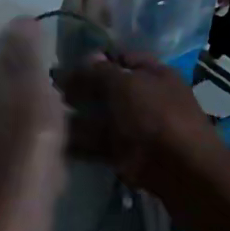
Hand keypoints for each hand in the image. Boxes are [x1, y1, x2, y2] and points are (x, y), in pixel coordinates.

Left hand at [0, 17, 66, 178]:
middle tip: (47, 44)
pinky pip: (33, 113)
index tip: (34, 23)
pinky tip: (59, 105)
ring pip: (20, 93)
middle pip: (9, 73)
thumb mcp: (35, 83)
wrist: (33, 177)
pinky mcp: (24, 143)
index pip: (2, 51)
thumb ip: (29, 53)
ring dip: (35, 82)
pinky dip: (44, 104)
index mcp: (0, 83)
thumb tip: (23, 19)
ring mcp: (10, 123)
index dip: (15, 36)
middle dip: (24, 58)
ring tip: (57, 72)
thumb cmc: (35, 125)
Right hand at [58, 51, 220, 192]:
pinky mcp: (129, 158)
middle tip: (50, 95)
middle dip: (81, 92)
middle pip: (109, 91)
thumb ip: (102, 72)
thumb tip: (87, 61)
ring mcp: (138, 130)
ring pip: (103, 120)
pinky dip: (80, 146)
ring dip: (77, 120)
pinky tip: (56, 144)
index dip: (95, 61)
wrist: (182, 171)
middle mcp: (147, 100)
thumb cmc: (155, 117)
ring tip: (47, 119)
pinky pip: (100, 147)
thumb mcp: (127, 85)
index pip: (122, 59)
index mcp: (154, 74)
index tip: (65, 68)